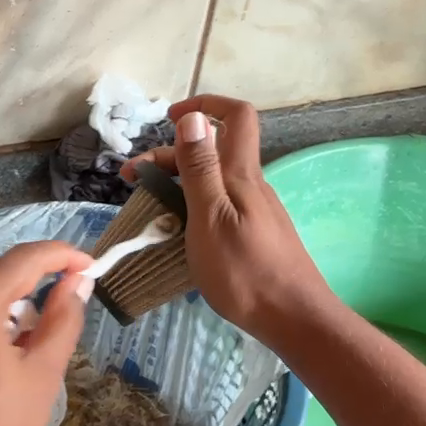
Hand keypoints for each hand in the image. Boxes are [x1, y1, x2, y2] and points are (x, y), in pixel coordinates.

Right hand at [122, 95, 333, 334]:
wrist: (293, 319)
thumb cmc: (245, 271)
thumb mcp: (210, 217)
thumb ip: (199, 168)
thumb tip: (192, 117)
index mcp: (240, 175)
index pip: (235, 116)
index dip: (204, 105)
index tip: (168, 119)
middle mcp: (251, 185)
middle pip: (213, 151)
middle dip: (170, 155)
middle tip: (132, 179)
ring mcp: (255, 211)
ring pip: (214, 180)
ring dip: (178, 182)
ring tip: (148, 207)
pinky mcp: (255, 234)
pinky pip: (219, 204)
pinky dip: (192, 204)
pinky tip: (178, 231)